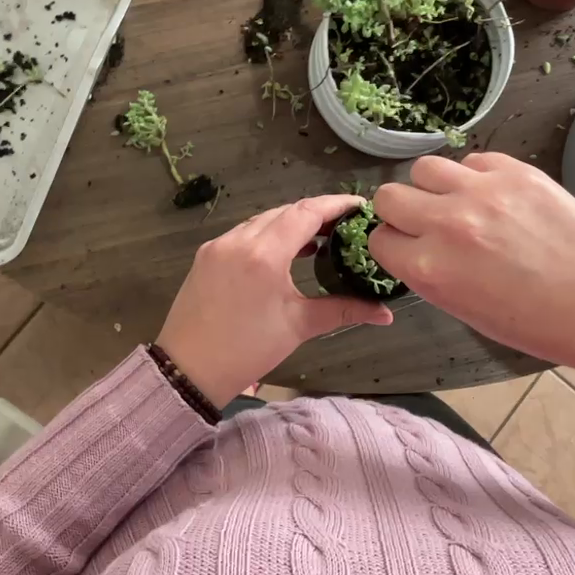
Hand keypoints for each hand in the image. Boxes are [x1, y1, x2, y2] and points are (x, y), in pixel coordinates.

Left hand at [156, 194, 394, 405]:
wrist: (188, 370)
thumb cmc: (247, 350)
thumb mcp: (298, 327)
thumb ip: (344, 311)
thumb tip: (386, 313)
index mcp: (264, 254)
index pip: (306, 212)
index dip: (336, 204)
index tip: (360, 206)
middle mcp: (239, 240)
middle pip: (284, 211)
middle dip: (316, 213)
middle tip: (345, 225)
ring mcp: (219, 245)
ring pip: (262, 220)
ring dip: (290, 222)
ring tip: (320, 238)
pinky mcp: (207, 255)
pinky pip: (244, 233)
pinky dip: (268, 234)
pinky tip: (284, 251)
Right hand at [369, 153, 574, 382]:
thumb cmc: (534, 322)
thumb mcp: (462, 308)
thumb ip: (428, 272)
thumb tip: (413, 244)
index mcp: (429, 269)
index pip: (379, 239)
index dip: (393, 244)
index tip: (408, 247)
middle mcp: (447, 224)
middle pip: (389, 196)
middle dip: (402, 212)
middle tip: (427, 223)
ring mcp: (482, 192)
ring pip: (425, 168)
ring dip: (434, 187)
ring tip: (459, 203)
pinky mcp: (515, 171)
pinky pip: (472, 161)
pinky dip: (475, 177)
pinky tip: (495, 198)